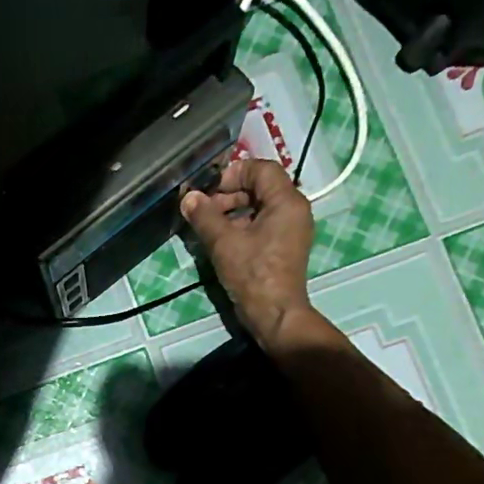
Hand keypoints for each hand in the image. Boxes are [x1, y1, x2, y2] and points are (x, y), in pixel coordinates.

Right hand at [178, 159, 316, 348]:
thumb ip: (204, 215)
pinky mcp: (284, 248)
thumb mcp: (223, 242)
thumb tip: (188, 197)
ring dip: (233, 211)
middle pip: (260, 187)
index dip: (233, 173)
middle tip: (205, 209)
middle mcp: (295, 211)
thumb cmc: (253, 275)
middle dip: (230, 193)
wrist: (275, 315)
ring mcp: (291, 231)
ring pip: (260, 207)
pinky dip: (243, 226)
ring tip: (209, 226)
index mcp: (287, 201)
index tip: (209, 189)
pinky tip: (221, 240)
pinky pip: (263, 226)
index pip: (261, 168)